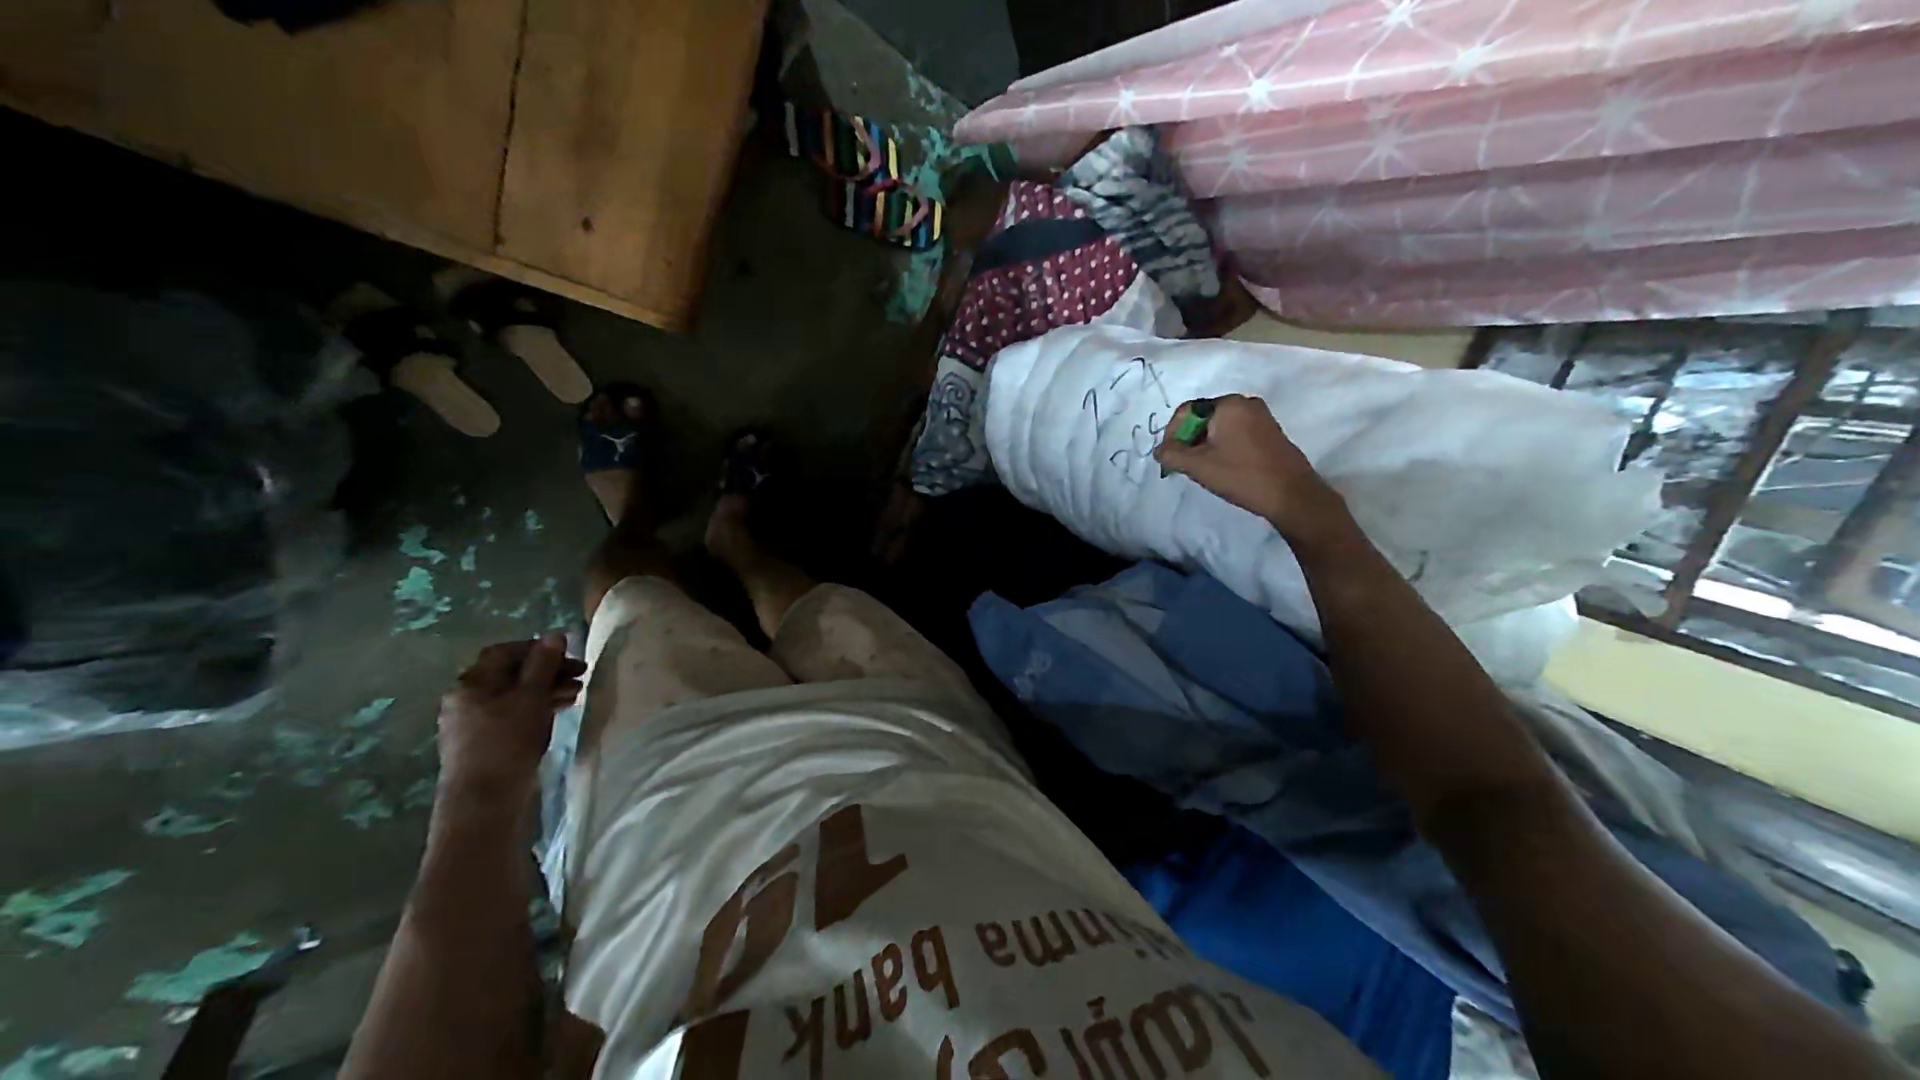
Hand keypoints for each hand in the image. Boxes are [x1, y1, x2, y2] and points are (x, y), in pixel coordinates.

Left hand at [435, 633, 584, 805]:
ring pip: (512, 696)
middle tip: (580, 676)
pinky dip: (533, 709)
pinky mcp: (479, 743)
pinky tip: (555, 714)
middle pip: (509, 674)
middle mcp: (464, 699)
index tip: (569, 655)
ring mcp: (469, 723)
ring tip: (575, 696)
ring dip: (544, 690)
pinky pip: (509, 714)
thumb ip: (544, 664)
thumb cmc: (508, 742)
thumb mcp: (532, 697)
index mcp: (471, 683)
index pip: (505, 652)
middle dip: (546, 671)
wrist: (483, 802)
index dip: (538, 648)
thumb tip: (554, 635)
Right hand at [1153, 394, 1347, 541]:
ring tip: (1202, 468)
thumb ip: (1172, 455)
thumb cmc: (1241, 475)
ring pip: (1220, 427)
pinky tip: (1222, 467)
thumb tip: (1159, 451)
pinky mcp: (1270, 432)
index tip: (1169, 457)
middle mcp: (1246, 403)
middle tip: (1183, 464)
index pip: (1187, 411)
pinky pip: (1236, 433)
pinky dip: (1223, 447)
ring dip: (1205, 445)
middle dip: (1189, 440)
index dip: (1172, 434)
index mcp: (1228, 404)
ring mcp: (1262, 417)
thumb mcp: (1198, 466)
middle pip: (1204, 417)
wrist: (1291, 495)